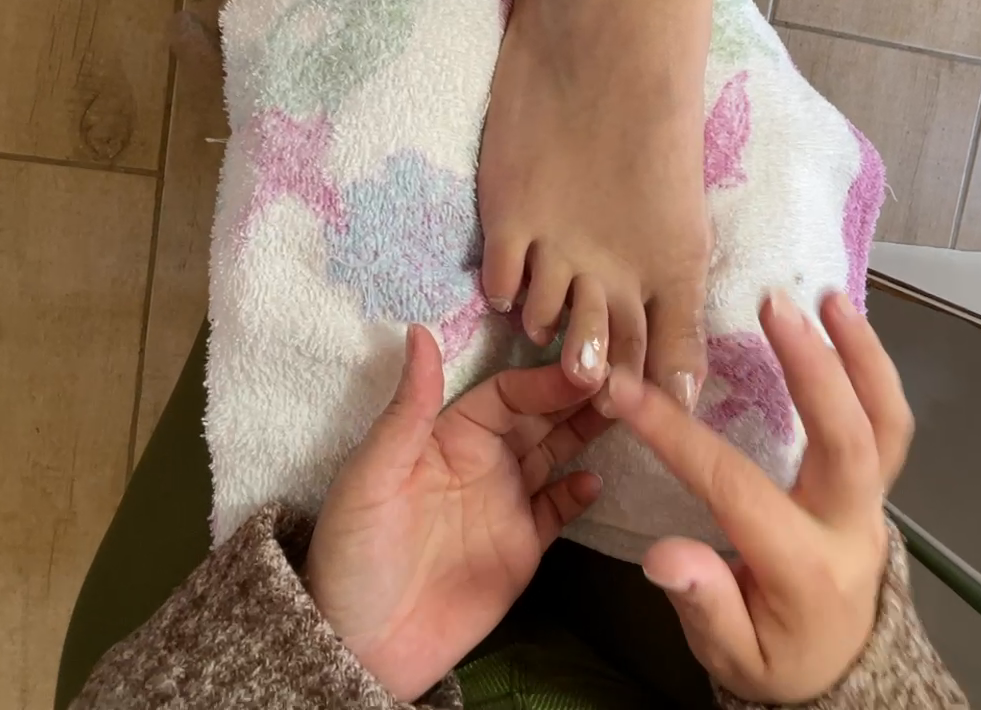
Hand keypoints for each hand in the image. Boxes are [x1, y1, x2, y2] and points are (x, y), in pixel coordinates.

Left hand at [306, 325, 613, 700]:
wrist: (364, 648)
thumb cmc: (355, 552)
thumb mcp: (373, 474)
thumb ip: (407, 408)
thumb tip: (419, 331)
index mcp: (450, 434)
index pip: (506, 393)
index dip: (542, 380)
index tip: (582, 367)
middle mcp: (485, 459)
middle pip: (539, 416)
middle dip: (576, 396)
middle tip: (621, 378)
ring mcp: (507, 501)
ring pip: (556, 452)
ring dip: (585, 432)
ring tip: (625, 414)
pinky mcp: (523, 545)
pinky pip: (559, 509)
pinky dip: (579, 493)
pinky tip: (595, 481)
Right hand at [479, 0, 714, 405]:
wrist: (611, 26)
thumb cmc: (663, 92)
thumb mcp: (684, 185)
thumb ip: (671, 253)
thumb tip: (664, 292)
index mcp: (678, 258)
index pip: (671, 352)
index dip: (660, 387)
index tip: (647, 403)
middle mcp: (619, 267)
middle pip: (609, 353)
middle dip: (603, 375)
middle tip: (591, 381)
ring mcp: (559, 245)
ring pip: (546, 325)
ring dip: (549, 329)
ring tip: (546, 326)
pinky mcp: (509, 216)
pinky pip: (499, 286)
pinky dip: (504, 290)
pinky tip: (507, 279)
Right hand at [603, 290, 913, 703]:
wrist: (840, 669)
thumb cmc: (775, 657)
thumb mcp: (731, 655)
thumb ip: (704, 603)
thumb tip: (664, 555)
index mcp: (804, 566)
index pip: (734, 485)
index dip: (675, 435)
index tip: (626, 389)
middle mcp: (849, 524)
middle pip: (846, 439)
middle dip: (813, 368)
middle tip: (775, 306)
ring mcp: (873, 501)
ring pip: (886, 423)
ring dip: (862, 355)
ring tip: (831, 297)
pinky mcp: (877, 485)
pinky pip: (889, 424)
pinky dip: (873, 370)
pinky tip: (846, 324)